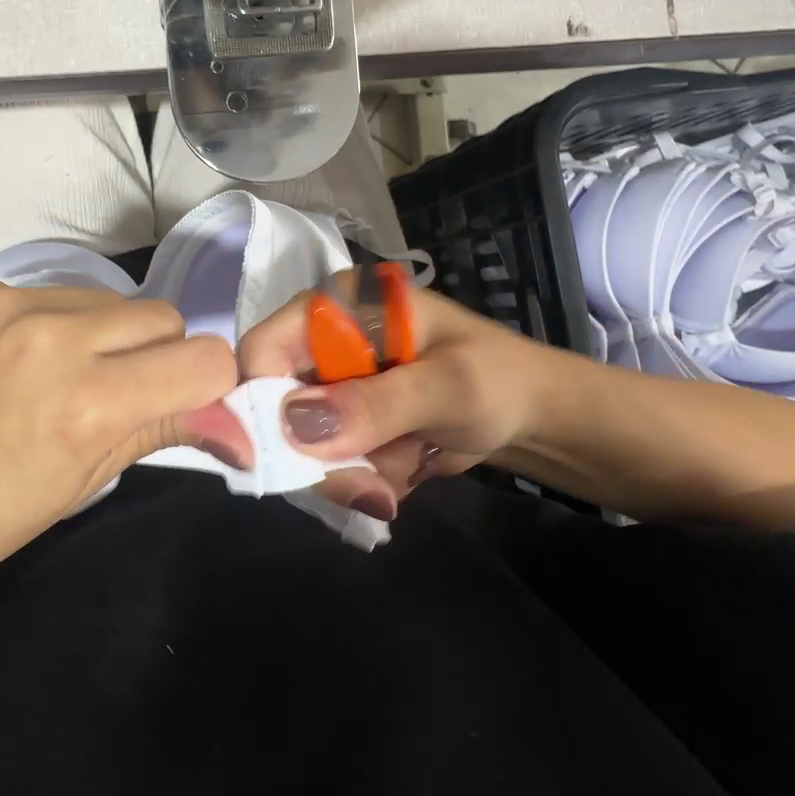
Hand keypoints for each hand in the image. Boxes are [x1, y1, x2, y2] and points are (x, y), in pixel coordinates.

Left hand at [0, 280, 247, 613]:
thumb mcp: (82, 485)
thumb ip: (161, 430)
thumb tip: (238, 426)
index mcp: (89, 401)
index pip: (205, 360)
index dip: (210, 387)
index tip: (190, 407)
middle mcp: (57, 335)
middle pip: (164, 318)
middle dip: (162, 357)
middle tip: (123, 397)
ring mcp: (12, 303)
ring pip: (112, 300)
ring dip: (111, 336)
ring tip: (65, 378)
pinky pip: (55, 293)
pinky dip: (57, 324)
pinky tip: (20, 361)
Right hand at [237, 268, 562, 520]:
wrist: (532, 415)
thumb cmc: (499, 380)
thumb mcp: (447, 388)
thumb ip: (374, 404)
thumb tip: (292, 428)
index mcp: (338, 306)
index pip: (263, 348)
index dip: (262, 401)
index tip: (295, 456)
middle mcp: (322, 341)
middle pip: (274, 406)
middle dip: (320, 455)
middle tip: (369, 488)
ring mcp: (331, 384)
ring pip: (298, 444)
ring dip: (349, 470)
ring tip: (405, 467)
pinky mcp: (342, 420)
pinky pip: (325, 461)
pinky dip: (361, 475)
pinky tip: (405, 466)